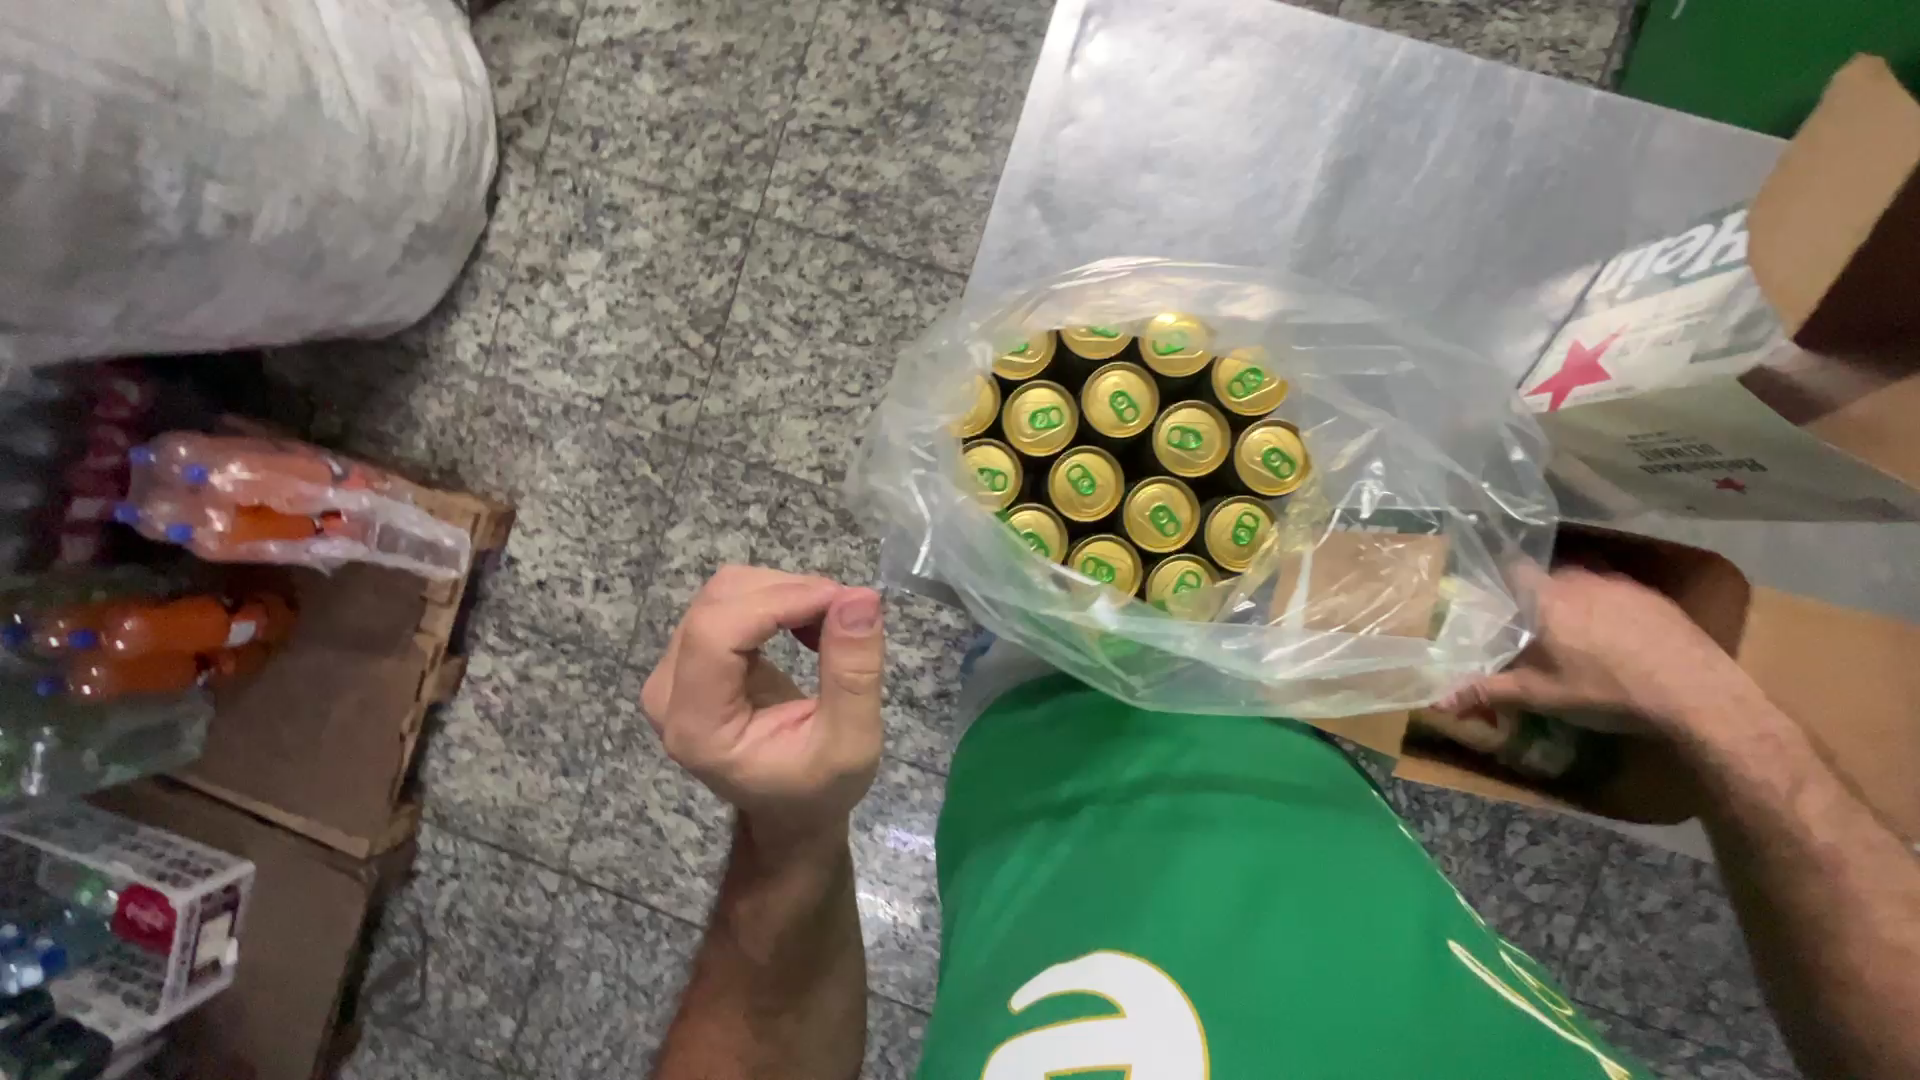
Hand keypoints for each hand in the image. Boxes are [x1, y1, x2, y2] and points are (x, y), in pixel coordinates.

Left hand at [641, 565, 884, 847]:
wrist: (788, 809)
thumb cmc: (818, 788)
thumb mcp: (853, 742)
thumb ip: (853, 673)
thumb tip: (860, 598)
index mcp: (697, 726)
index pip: (717, 632)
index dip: (778, 601)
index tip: (840, 599)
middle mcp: (668, 692)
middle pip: (720, 602)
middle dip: (790, 592)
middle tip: (847, 612)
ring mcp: (674, 670)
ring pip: (726, 592)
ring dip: (787, 592)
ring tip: (832, 624)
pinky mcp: (691, 654)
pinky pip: (732, 602)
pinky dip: (779, 600)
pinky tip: (809, 627)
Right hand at [1441, 563, 1757, 733]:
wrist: (1699, 697)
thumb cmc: (1606, 691)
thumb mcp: (1540, 695)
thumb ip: (1487, 691)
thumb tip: (1437, 701)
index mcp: (1546, 597)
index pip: (1512, 567)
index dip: (1500, 577)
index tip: (1492, 595)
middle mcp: (1582, 580)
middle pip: (1548, 578)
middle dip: (1537, 597)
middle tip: (1531, 627)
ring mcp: (1623, 587)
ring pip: (1585, 586)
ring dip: (1575, 604)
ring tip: (1575, 637)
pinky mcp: (1657, 599)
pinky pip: (1619, 597)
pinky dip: (1610, 613)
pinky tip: (1617, 643)